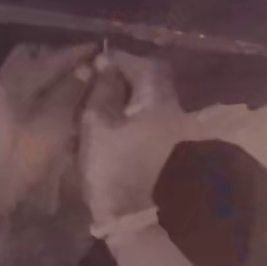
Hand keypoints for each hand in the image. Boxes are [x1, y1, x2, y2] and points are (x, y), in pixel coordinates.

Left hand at [0, 42, 98, 212]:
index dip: (76, 53)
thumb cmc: (25, 154)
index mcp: (15, 80)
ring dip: (50, 74)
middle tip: (85, 66)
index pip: (51, 57)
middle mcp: (3, 82)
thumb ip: (70, 90)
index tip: (99, 48)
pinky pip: (23, 90)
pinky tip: (57, 101)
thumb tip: (86, 67)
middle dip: (59, 59)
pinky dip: (41, 89)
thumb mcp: (55, 121)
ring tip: (75, 83)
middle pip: (33, 58)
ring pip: (27, 74)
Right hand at [79, 49, 185, 222]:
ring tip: (99, 86)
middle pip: (151, 76)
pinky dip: (129, 99)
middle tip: (97, 71)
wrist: (122, 207)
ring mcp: (169, 123)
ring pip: (149, 91)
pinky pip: (147, 106)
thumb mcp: (96, 121)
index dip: (119, 59)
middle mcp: (170, 108)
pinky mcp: (161, 135)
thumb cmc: (107, 163)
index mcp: (157, 103)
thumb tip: (105, 63)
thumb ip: (102, 87)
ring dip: (126, 84)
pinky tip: (110, 104)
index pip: (143, 66)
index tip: (96, 59)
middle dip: (124, 69)